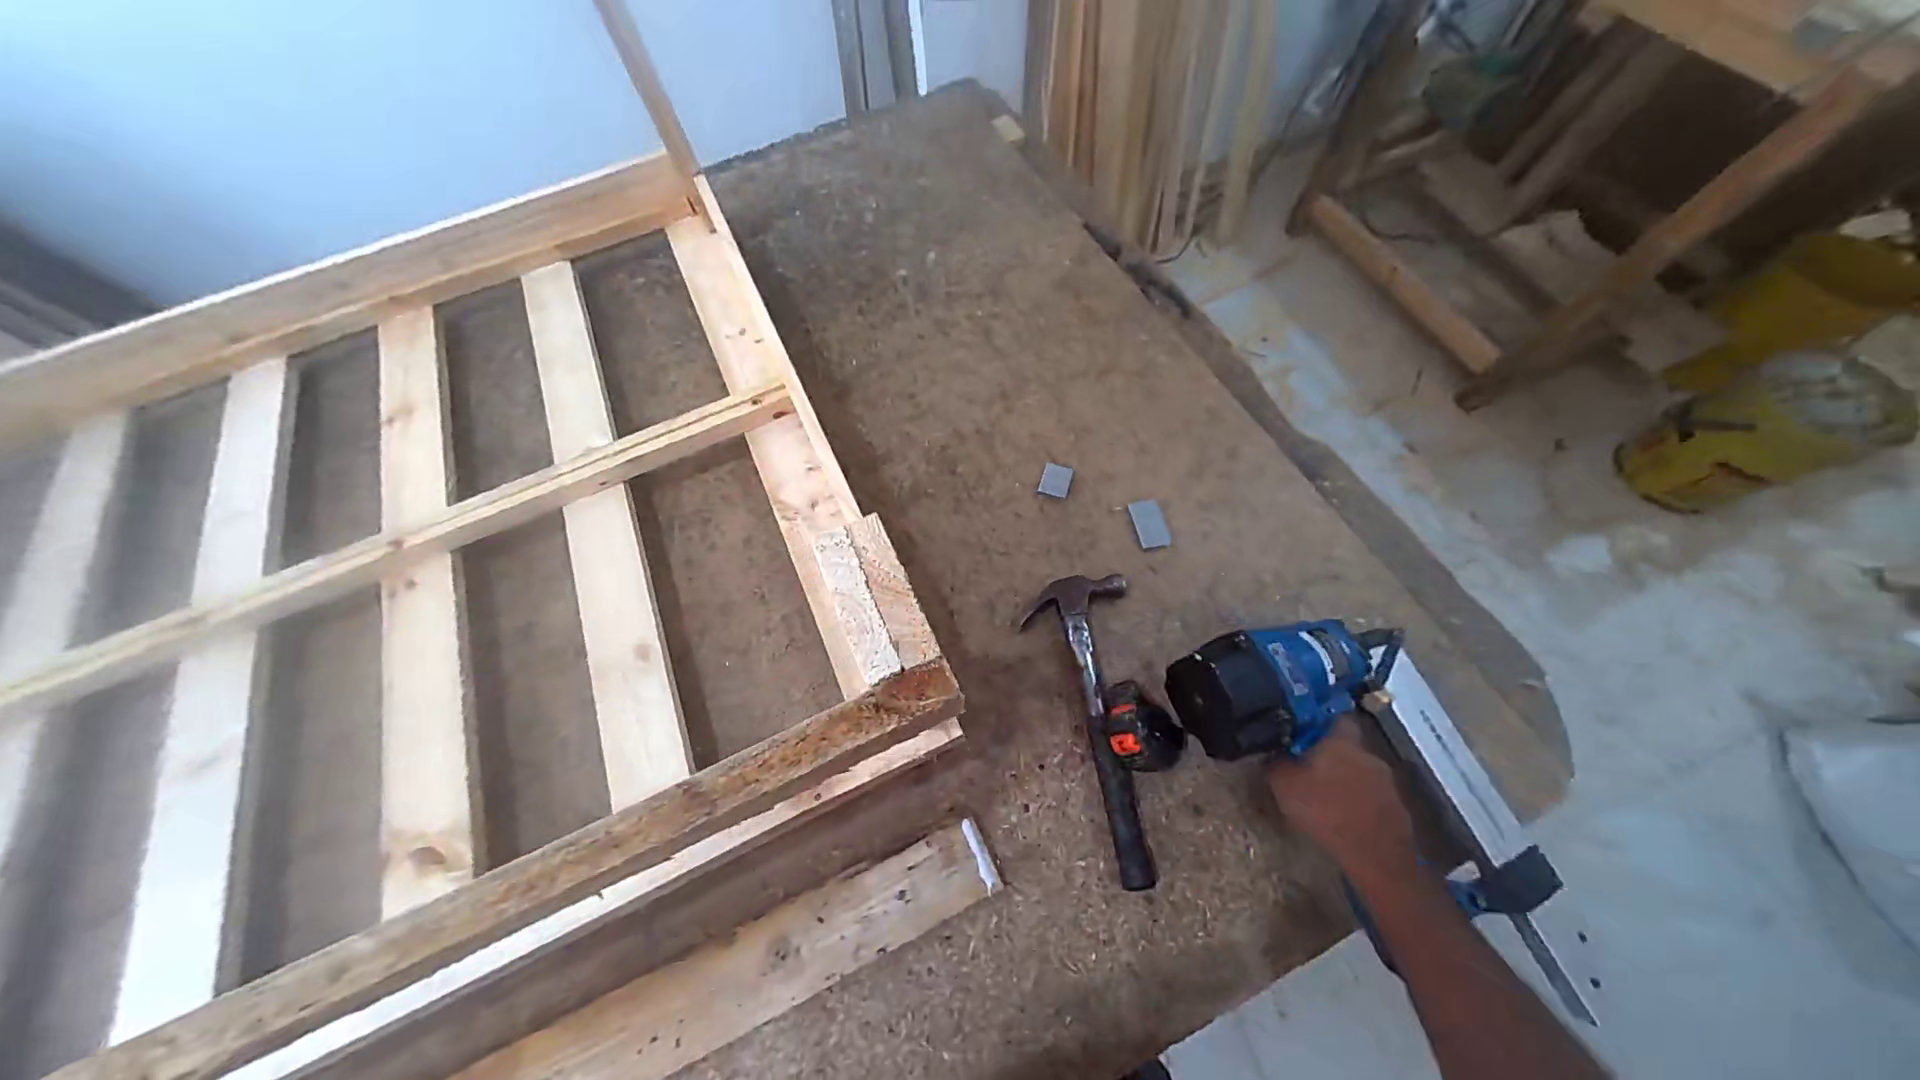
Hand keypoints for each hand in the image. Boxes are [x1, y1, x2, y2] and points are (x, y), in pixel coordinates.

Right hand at [1266, 718, 1417, 880]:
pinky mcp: (1398, 809)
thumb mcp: (1284, 784)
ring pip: (1359, 771)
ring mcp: (1388, 783)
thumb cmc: (1326, 811)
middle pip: (1347, 746)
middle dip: (1329, 754)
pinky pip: (1371, 796)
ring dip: (1344, 779)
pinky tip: (1343, 817)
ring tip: (1323, 796)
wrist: (1377, 858)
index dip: (1319, 722)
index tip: (1302, 732)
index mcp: (1342, 742)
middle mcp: (1369, 755)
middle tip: (1307, 766)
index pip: (1335, 717)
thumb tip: (1272, 750)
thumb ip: (1276, 762)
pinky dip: (1358, 801)